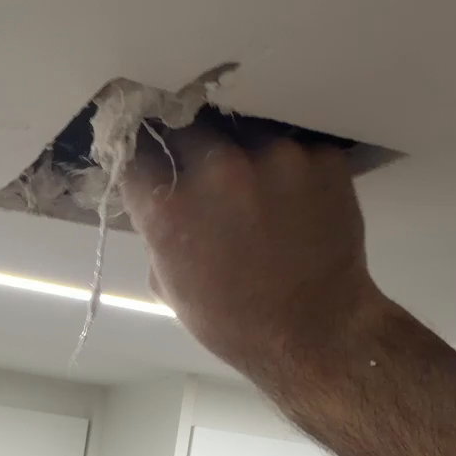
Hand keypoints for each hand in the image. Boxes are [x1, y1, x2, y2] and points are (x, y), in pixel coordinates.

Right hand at [120, 122, 385, 385]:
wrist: (311, 330)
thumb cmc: (228, 319)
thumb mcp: (167, 283)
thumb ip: (157, 232)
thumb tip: (157, 199)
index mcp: (168, 207)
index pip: (134, 152)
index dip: (137, 155)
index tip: (143, 158)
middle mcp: (217, 169)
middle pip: (184, 125)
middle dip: (182, 144)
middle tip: (193, 167)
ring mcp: (275, 156)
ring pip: (240, 129)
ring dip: (236, 149)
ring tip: (247, 182)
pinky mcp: (320, 156)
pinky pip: (289, 143)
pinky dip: (282, 164)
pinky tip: (285, 195)